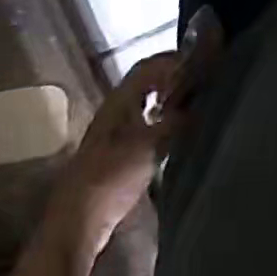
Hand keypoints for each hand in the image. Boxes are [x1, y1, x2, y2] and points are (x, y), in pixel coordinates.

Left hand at [19, 54, 185, 275]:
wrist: (78, 217)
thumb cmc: (114, 173)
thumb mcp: (153, 144)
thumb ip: (177, 120)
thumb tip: (198, 103)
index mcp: (120, 98)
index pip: (148, 65)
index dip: (172, 60)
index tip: (197, 63)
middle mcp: (114, 107)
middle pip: (145, 82)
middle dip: (170, 78)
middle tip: (196, 80)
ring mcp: (111, 129)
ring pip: (142, 102)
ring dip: (163, 98)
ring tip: (188, 103)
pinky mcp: (113, 151)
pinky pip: (140, 122)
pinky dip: (158, 119)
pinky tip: (171, 132)